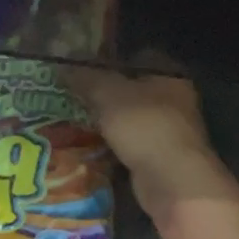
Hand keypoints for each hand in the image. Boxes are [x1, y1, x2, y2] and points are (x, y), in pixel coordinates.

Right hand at [62, 66, 233, 210]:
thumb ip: (87, 78)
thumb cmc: (144, 127)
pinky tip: (90, 150)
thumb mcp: (109, 94)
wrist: (172, 181)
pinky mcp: (161, 160)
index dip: (111, 60)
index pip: (139, 58)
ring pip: (131, 121)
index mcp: (169, 75)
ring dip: (108, 125)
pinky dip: (113, 149)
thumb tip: (63, 66)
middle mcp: (175, 101)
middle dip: (105, 96)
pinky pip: (131, 147)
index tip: (84, 70)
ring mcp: (170, 132)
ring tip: (74, 125)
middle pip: (134, 92)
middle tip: (73, 99)